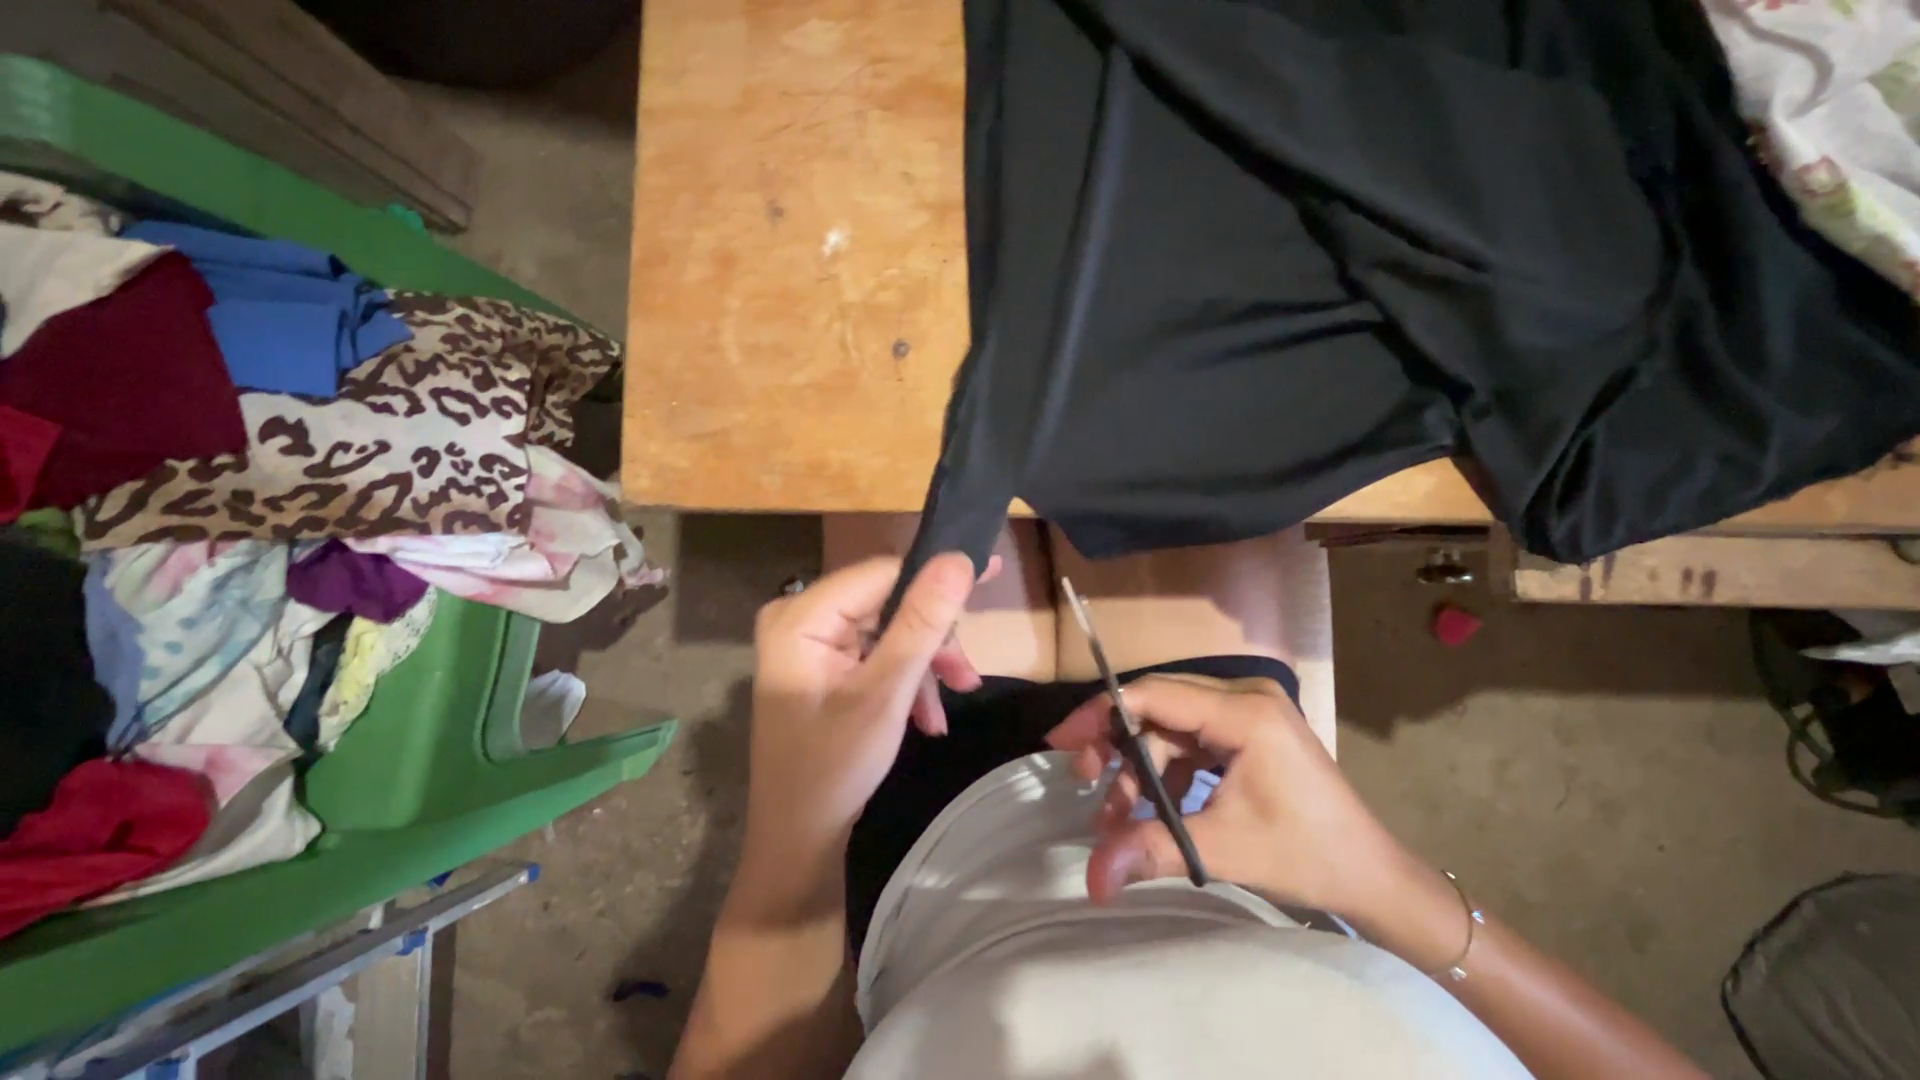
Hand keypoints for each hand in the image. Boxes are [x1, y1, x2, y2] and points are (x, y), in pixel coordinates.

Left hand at [742, 553, 980, 883]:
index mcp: (801, 616)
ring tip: (950, 705)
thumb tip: (958, 559)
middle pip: (886, 603)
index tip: (990, 576)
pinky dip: (905, 682)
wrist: (797, 840)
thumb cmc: (833, 767)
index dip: (936, 578)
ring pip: (888, 632)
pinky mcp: (820, 671)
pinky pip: (874, 658)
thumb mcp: (885, 693)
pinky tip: (926, 718)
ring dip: (923, 667)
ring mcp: (808, 647)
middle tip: (967, 677)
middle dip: (931, 641)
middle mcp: (799, 619)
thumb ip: (922, 623)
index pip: (882, 573)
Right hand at [1046, 674, 1418, 918]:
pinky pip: (1191, 738)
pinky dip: (1166, 771)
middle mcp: (1246, 697)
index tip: (1061, 743)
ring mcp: (1251, 712)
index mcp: (1244, 713)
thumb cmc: (1306, 855)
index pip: (1153, 696)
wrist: (1372, 875)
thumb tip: (1091, 880)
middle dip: (1116, 745)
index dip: (1101, 715)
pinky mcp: (1251, 732)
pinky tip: (1153, 809)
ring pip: (1170, 725)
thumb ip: (1150, 850)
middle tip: (1085, 784)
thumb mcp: (1222, 849)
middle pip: (1158, 705)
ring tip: (1118, 815)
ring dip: (1140, 766)